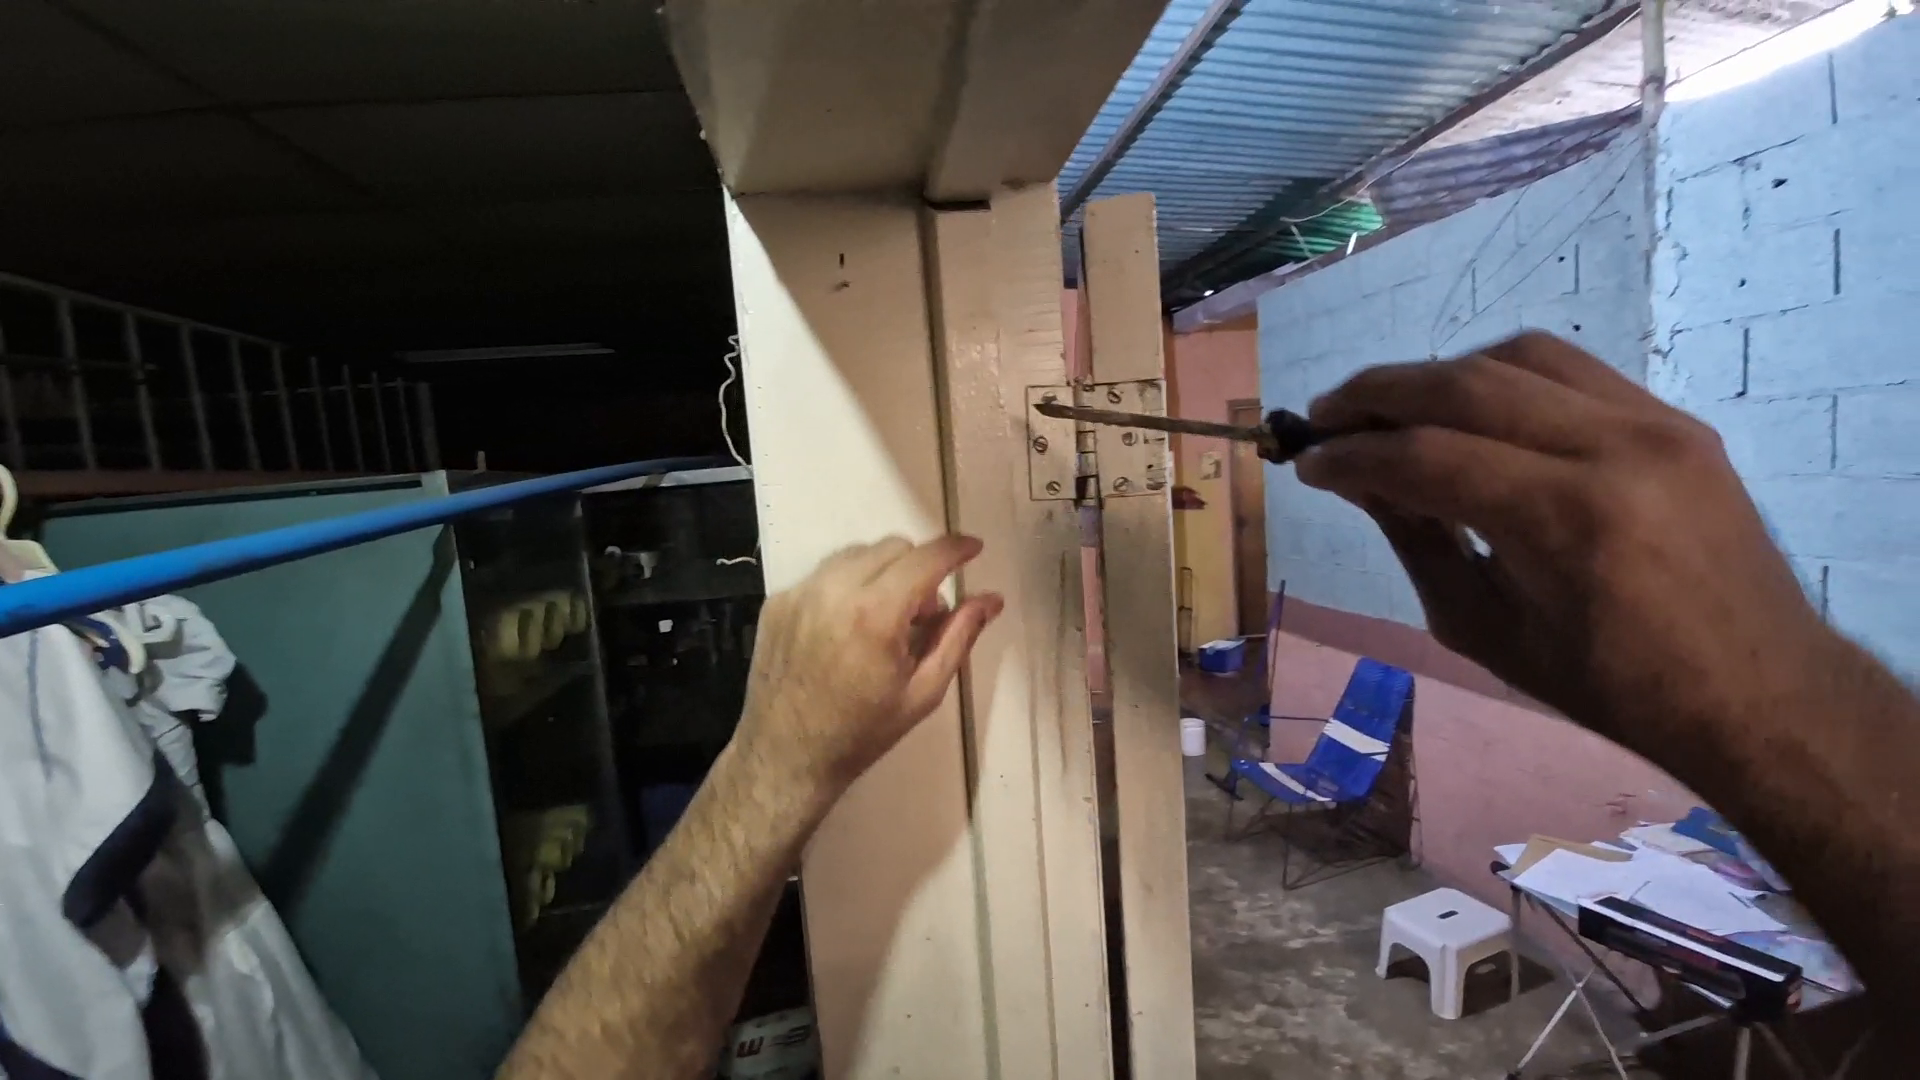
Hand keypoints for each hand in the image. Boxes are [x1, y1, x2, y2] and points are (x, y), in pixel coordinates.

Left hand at [734, 535, 1004, 789]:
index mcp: (875, 614)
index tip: (974, 549)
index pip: (926, 558)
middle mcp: (834, 590)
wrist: (785, 756)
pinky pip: (824, 574)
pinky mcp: (778, 601)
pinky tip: (847, 628)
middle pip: (893, 547)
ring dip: (882, 573)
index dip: (957, 549)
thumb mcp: (924, 691)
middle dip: (918, 570)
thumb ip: (959, 636)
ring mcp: (800, 593)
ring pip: (856, 554)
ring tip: (884, 619)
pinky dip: (847, 587)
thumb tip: (991, 599)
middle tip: (922, 614)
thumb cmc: (863, 732)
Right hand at [1293, 332, 1830, 751]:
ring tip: (1386, 408)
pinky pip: (1564, 368)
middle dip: (1374, 394)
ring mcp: (1653, 423)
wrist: (1755, 691)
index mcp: (1563, 520)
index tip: (1304, 463)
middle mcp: (1613, 449)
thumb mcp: (1475, 623)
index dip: (1349, 456)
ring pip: (1512, 358)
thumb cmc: (1599, 681)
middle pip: (1463, 386)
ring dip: (1432, 376)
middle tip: (1322, 416)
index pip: (1424, 457)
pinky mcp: (1671, 418)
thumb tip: (1354, 477)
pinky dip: (1492, 376)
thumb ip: (1412, 536)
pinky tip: (1459, 408)